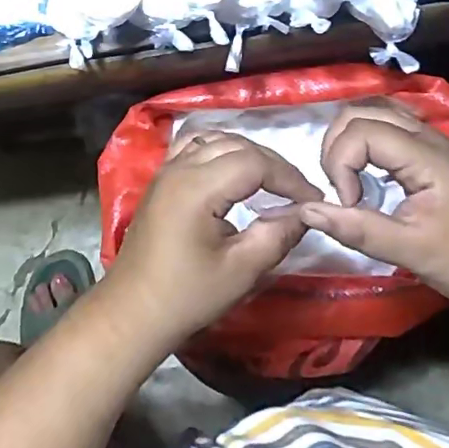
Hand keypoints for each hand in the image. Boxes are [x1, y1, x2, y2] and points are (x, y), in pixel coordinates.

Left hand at [102, 131, 320, 351]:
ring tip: (272, 180)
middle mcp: (179, 167)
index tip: (314, 201)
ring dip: (246, 152)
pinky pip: (192, 146)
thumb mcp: (241, 270)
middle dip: (272, 164)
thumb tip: (305, 212)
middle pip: (234, 145)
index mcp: (196, 186)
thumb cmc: (188, 294)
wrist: (134, 308)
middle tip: (299, 193)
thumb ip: (276, 235)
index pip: (253, 162)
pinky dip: (218, 149)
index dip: (289, 177)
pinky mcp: (160, 179)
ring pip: (213, 139)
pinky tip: (232, 169)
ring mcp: (166, 169)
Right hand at [297, 103, 448, 317]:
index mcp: (428, 157)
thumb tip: (305, 211)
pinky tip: (366, 168)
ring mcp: (433, 139)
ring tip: (348, 176)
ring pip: (374, 110)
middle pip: (361, 111)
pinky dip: (365, 137)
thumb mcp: (413, 253)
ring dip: (349, 137)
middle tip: (341, 187)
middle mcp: (429, 137)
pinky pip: (387, 123)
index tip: (347, 204)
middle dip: (337, 145)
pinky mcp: (432, 150)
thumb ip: (358, 229)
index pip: (362, 131)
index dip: (340, 163)